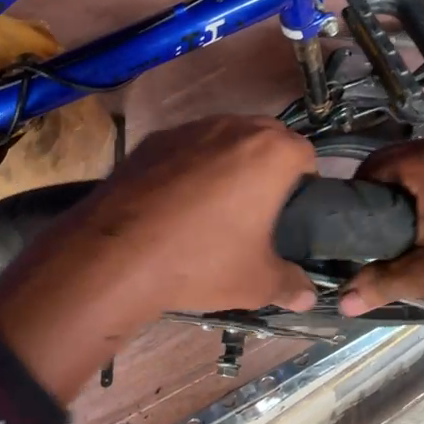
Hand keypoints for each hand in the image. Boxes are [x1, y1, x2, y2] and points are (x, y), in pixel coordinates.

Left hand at [0, 116, 317, 396]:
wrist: (117, 256)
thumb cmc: (201, 261)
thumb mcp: (256, 283)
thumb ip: (290, 285)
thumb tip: (307, 296)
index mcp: (271, 153)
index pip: (305, 154)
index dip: (304, 182)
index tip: (292, 210)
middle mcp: (234, 127)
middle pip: (266, 138)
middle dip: (268, 166)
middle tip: (259, 207)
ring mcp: (190, 128)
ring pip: (224, 138)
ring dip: (229, 162)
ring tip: (216, 205)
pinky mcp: (153, 140)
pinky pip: (186, 147)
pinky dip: (190, 166)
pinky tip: (177, 203)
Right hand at [339, 134, 423, 359]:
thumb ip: (383, 282)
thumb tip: (340, 302)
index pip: (369, 169)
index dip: (354, 200)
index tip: (351, 232)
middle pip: (392, 163)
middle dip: (379, 197)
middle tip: (374, 237)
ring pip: (418, 166)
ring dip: (406, 193)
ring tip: (402, 233)